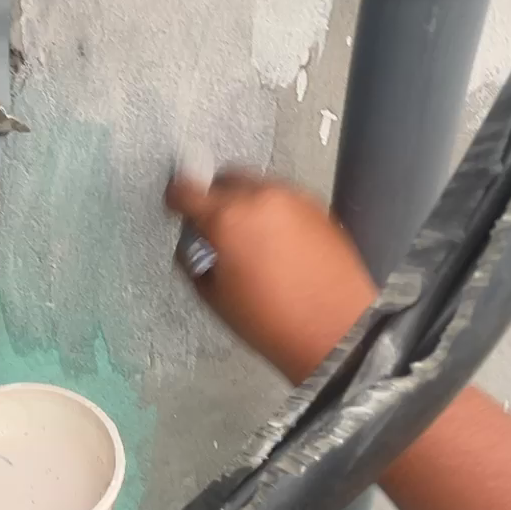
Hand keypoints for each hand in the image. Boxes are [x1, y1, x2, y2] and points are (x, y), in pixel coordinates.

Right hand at [165, 171, 375, 382]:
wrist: (335, 330)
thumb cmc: (274, 320)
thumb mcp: (213, 295)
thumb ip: (195, 259)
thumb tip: (192, 246)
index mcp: (227, 218)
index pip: (187, 189)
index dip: (174, 197)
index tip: (174, 205)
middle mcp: (261, 198)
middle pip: (224, 178)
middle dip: (211, 197)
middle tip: (207, 223)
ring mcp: (294, 199)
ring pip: (255, 185)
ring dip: (241, 203)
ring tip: (241, 236)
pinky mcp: (318, 208)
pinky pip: (281, 198)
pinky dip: (268, 211)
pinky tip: (268, 241)